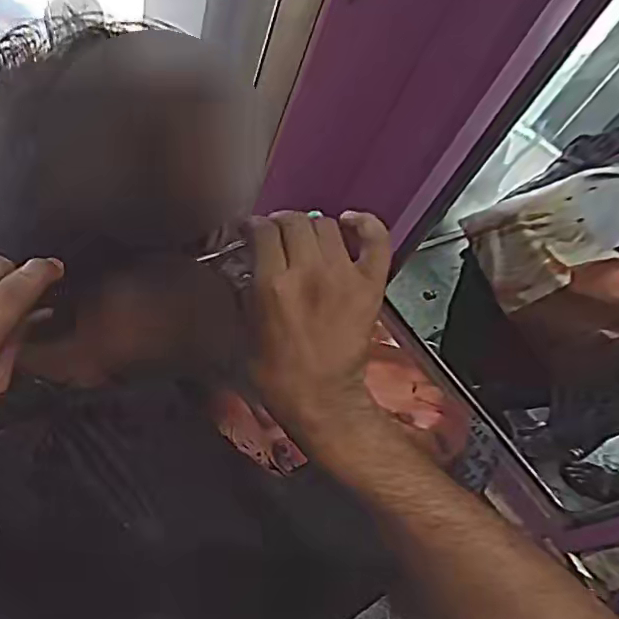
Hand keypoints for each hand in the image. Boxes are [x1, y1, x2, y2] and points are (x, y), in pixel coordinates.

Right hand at [247, 210, 392, 425]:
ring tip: (304, 238)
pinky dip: (364, 224)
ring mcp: (344, 275)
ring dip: (312, 226)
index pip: (263, 231)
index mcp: (272, 286)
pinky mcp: (370, 283)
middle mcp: (309, 272)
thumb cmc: (276, 373)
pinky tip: (350, 223)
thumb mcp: (244, 331)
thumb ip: (244, 293)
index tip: (250, 231)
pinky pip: (375, 238)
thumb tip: (243, 267)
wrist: (320, 397)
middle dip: (280, 223)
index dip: (253, 226)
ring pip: (327, 225)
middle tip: (275, 234)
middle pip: (294, 222)